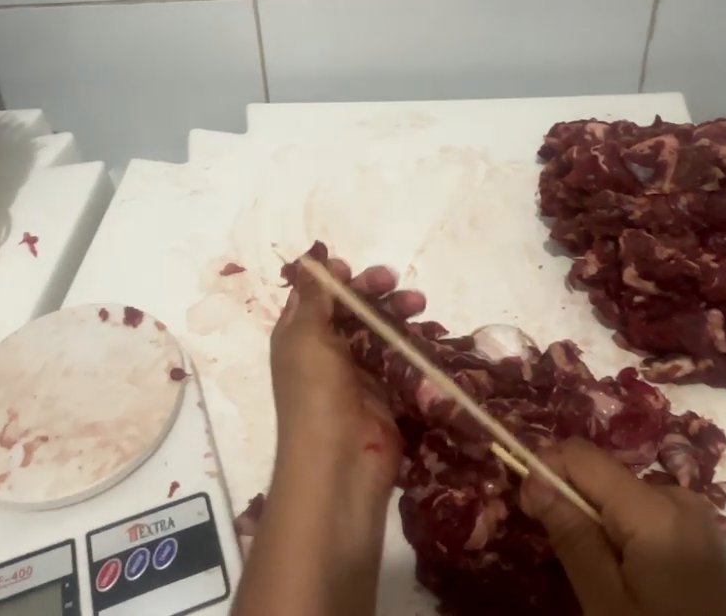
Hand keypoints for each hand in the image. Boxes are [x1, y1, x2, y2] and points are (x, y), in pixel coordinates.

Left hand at [270, 256, 423, 488]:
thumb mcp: (306, 337)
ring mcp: (356, 372)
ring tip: (420, 303)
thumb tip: (309, 261)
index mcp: (297, 335)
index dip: (332, 279)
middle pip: (350, 309)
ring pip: (378, 329)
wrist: (340, 464)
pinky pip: (399, 357)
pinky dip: (413, 342)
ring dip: (397, 312)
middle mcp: (324, 351)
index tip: (352, 269)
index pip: (314, 296)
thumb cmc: (315, 393)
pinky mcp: (384, 392)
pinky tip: (428, 330)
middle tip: (394, 279)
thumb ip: (314, 298)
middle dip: (372, 291)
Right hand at [523, 439, 725, 615]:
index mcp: (654, 508)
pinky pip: (650, 517)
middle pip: (603, 475)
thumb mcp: (608, 603)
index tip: (528, 510)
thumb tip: (535, 479)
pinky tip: (633, 582)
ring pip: (624, 497)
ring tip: (602, 579)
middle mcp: (679, 497)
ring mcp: (699, 518)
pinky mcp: (709, 540)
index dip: (545, 470)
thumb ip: (571, 535)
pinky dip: (627, 535)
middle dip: (573, 502)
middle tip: (564, 558)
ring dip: (599, 522)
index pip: (580, 455)